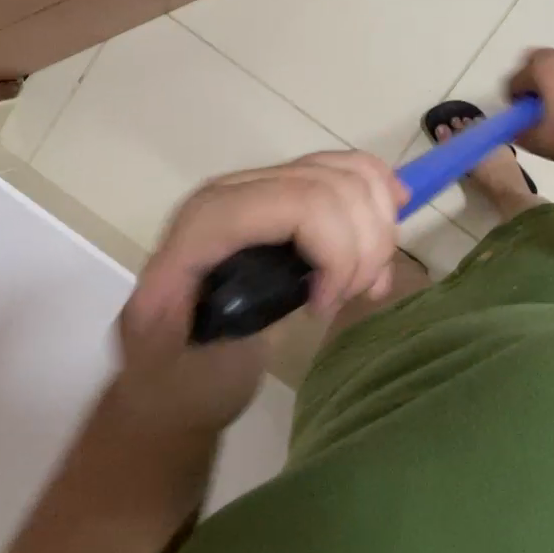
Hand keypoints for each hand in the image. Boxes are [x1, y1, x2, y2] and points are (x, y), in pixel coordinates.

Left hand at [113, 152, 406, 433]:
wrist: (179, 380)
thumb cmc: (175, 378)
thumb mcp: (165, 354)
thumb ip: (186, 310)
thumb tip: (218, 280)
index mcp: (206, 223)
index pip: (299, 202)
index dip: (335, 249)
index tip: (324, 309)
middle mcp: (237, 190)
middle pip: (335, 188)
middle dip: (362, 249)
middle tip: (348, 301)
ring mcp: (267, 188)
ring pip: (351, 175)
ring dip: (377, 231)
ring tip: (363, 285)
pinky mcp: (290, 196)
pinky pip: (351, 172)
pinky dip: (380, 199)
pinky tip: (388, 231)